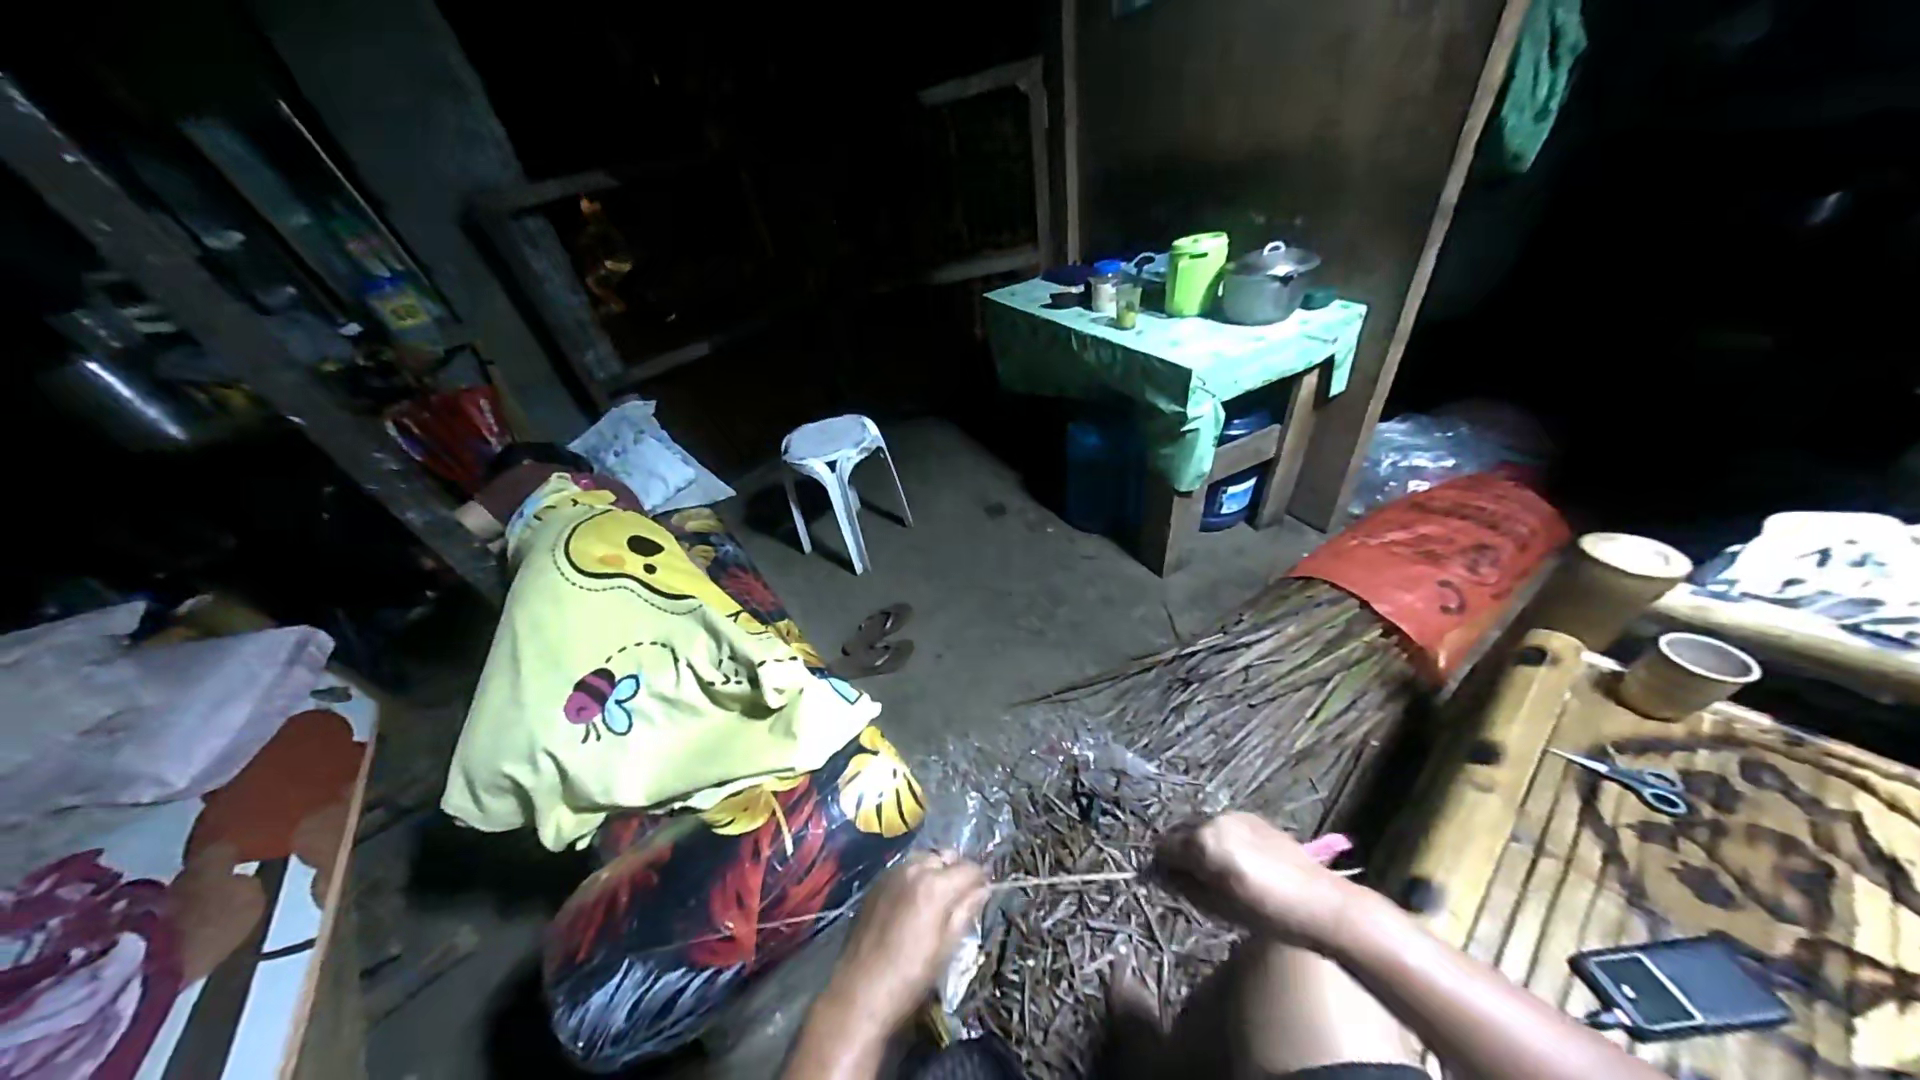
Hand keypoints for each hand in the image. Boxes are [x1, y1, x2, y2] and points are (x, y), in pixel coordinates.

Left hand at [818, 852, 987, 1036]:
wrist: (860, 992)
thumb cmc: (911, 975)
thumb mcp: (948, 947)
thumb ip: (967, 911)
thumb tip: (983, 889)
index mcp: (935, 885)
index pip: (970, 868)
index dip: (981, 879)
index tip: (985, 891)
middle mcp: (914, 869)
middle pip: (946, 857)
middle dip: (957, 871)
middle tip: (962, 896)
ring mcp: (891, 874)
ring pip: (924, 859)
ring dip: (936, 870)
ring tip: (938, 897)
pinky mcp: (876, 884)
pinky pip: (904, 869)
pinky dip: (915, 876)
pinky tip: (914, 901)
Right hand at [1153, 812, 1360, 948]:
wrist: (1321, 903)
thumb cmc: (1266, 913)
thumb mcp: (1217, 907)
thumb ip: (1184, 885)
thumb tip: (1165, 874)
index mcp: (1201, 842)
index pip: (1163, 847)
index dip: (1163, 865)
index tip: (1170, 881)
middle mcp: (1213, 820)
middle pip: (1181, 832)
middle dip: (1181, 851)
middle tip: (1192, 878)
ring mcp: (1234, 815)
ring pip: (1203, 827)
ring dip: (1201, 843)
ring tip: (1217, 870)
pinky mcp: (1253, 817)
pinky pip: (1224, 825)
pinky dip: (1221, 838)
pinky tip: (1238, 860)